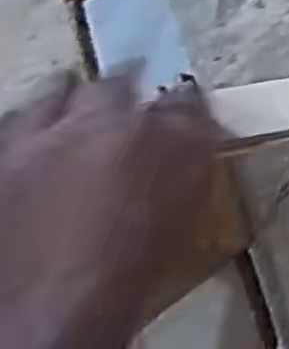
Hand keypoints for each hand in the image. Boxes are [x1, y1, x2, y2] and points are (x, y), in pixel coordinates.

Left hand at [0, 71, 229, 348]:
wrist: (64, 297)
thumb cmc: (146, 225)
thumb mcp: (193, 168)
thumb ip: (189, 123)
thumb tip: (183, 94)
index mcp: (105, 121)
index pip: (121, 79)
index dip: (139, 71)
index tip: (150, 69)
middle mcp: (46, 136)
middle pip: (57, 97)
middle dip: (80, 89)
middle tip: (100, 88)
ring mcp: (6, 170)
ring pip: (16, 125)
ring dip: (40, 115)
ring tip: (58, 118)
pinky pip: (2, 157)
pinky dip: (17, 148)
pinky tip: (31, 158)